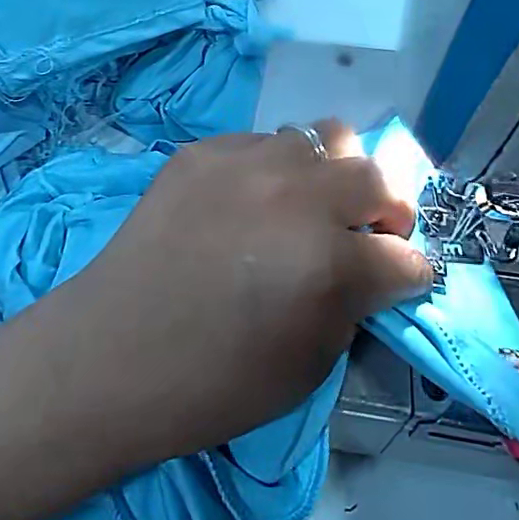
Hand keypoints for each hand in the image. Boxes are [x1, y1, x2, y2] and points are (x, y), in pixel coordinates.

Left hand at [56, 119, 431, 466]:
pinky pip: (263, 142)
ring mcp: (247, 164)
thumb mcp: (308, 367)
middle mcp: (296, 197)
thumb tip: (374, 272)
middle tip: (370, 231)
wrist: (108, 356)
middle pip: (376, 177)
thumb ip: (354, 307)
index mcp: (328, 263)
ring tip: (312, 201)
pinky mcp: (205, 151)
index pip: (404, 256)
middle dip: (388, 209)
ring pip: (323, 137)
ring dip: (333, 173)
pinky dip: (274, 169)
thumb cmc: (211, 382)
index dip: (410, 272)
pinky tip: (251, 201)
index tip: (403, 277)